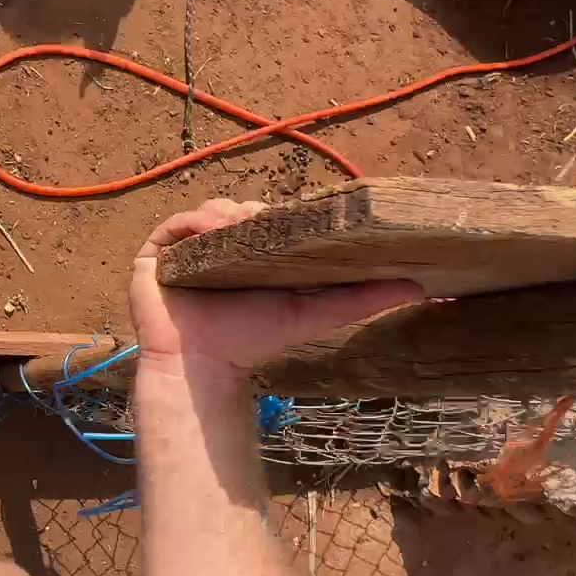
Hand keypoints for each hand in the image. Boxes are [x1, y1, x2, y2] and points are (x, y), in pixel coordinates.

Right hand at [128, 199, 422, 387]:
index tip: (290, 213)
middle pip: (230, 211)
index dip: (272, 213)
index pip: (258, 221)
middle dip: (246, 210)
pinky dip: (190, 222)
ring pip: (202, 213)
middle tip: (262, 220)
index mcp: (243, 258)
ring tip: (236, 225)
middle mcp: (211, 251)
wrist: (203, 365)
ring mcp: (180, 253)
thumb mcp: (312, 314)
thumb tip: (421, 285)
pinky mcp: (153, 258)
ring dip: (221, 213)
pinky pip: (170, 227)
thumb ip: (360, 299)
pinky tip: (210, 230)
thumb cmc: (250, 341)